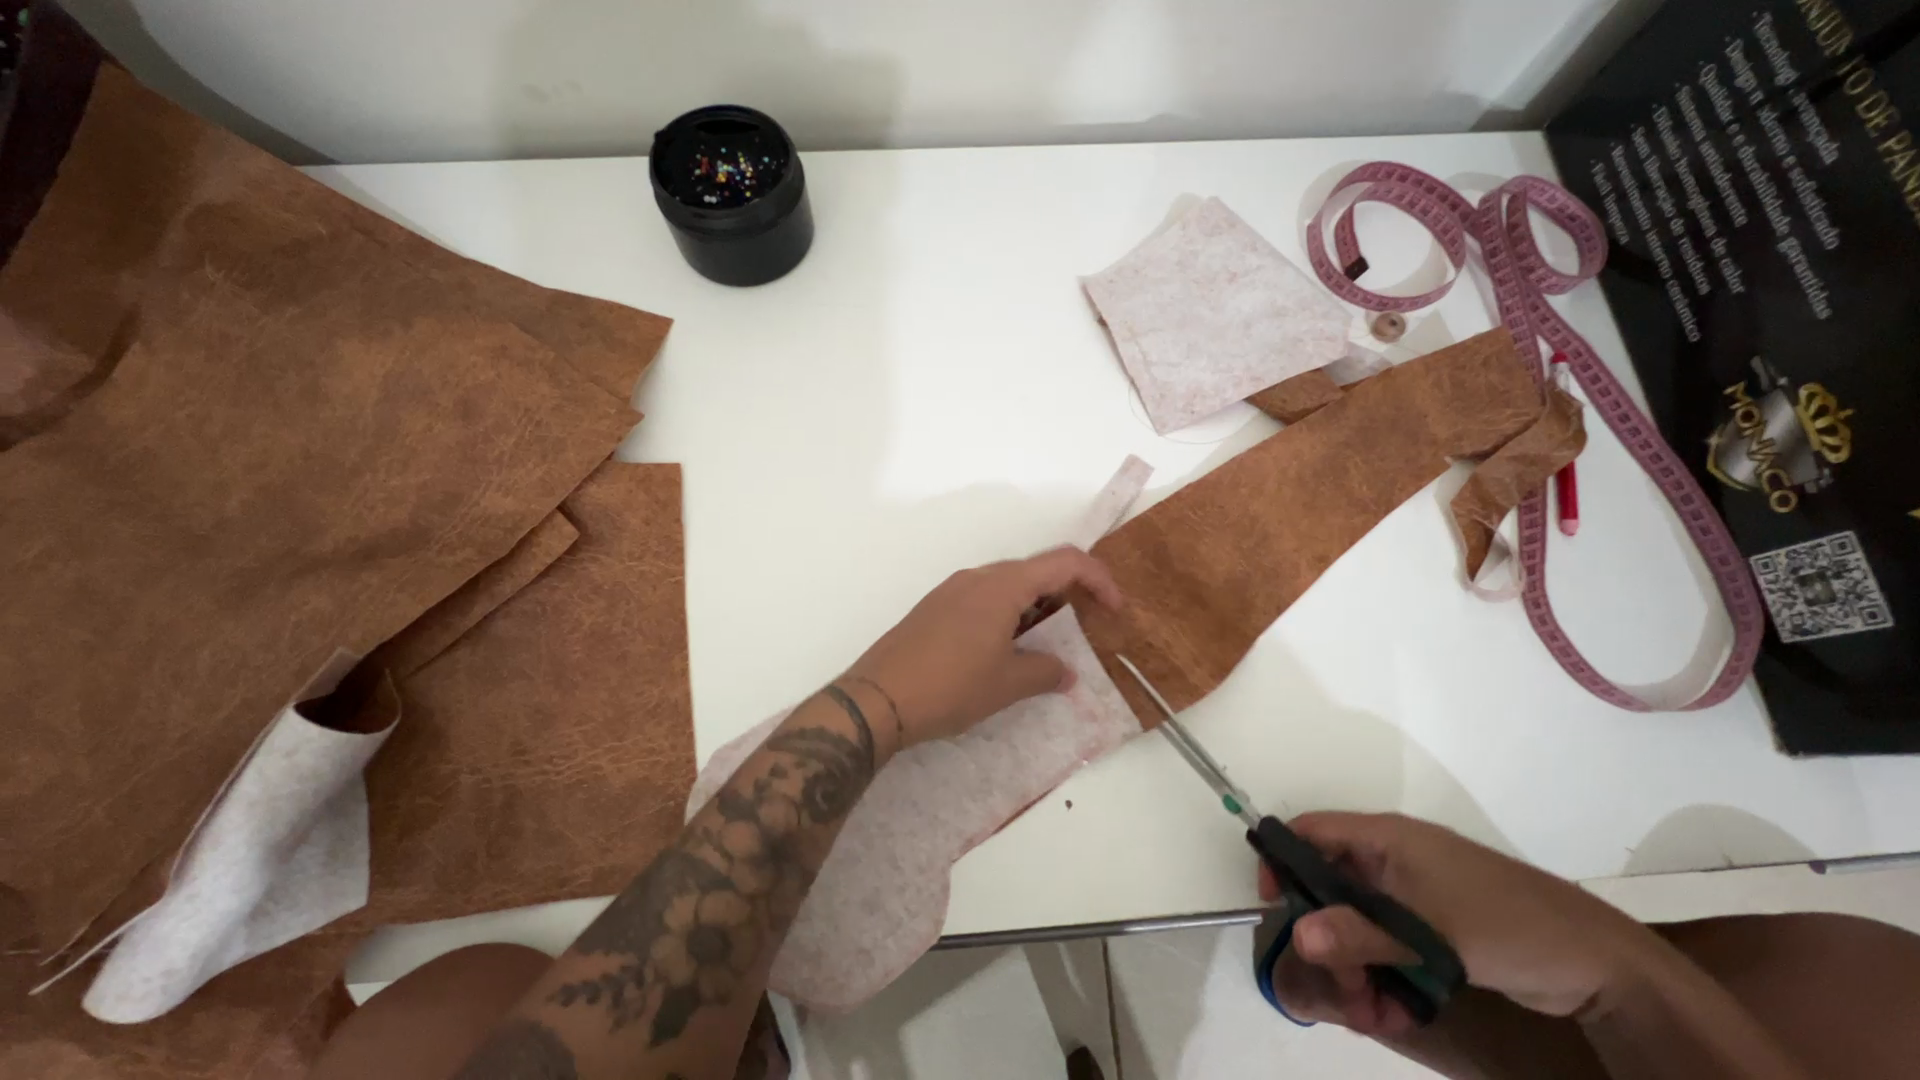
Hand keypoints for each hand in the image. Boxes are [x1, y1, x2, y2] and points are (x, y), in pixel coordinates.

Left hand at [842, 547, 1122, 749]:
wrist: (877, 699)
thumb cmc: (950, 687)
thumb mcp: (1007, 685)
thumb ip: (1044, 672)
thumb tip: (1065, 672)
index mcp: (1001, 586)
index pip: (1064, 562)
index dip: (1098, 579)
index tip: (1114, 609)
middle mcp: (976, 577)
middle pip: (1035, 569)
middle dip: (1068, 591)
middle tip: (1086, 624)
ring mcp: (951, 591)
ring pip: (1007, 584)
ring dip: (1036, 604)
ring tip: (1049, 640)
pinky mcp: (934, 608)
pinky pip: (983, 598)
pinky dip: (1008, 612)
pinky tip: (1007, 647)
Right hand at [1260, 812, 1662, 1034]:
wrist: (1597, 963)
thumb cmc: (1506, 926)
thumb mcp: (1428, 933)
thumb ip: (1359, 935)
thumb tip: (1296, 936)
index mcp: (1386, 839)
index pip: (1311, 833)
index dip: (1283, 861)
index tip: (1275, 908)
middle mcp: (1392, 861)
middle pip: (1331, 891)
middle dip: (1327, 942)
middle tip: (1340, 992)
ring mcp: (1413, 897)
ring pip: (1357, 927)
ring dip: (1355, 971)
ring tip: (1370, 1018)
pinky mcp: (1433, 930)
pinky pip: (1387, 948)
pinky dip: (1383, 979)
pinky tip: (1396, 1014)